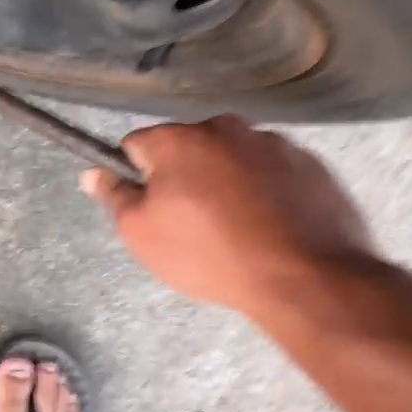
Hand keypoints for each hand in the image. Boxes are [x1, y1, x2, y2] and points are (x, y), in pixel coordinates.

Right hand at [80, 116, 376, 314]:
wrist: (310, 282)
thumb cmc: (210, 254)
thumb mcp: (141, 232)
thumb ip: (114, 196)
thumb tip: (94, 173)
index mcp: (178, 138)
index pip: (137, 144)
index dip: (138, 177)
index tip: (152, 207)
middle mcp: (226, 129)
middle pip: (189, 147)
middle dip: (186, 175)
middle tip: (194, 221)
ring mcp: (277, 145)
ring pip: (234, 158)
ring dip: (229, 181)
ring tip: (240, 228)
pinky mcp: (317, 168)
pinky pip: (275, 173)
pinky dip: (269, 192)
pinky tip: (273, 227)